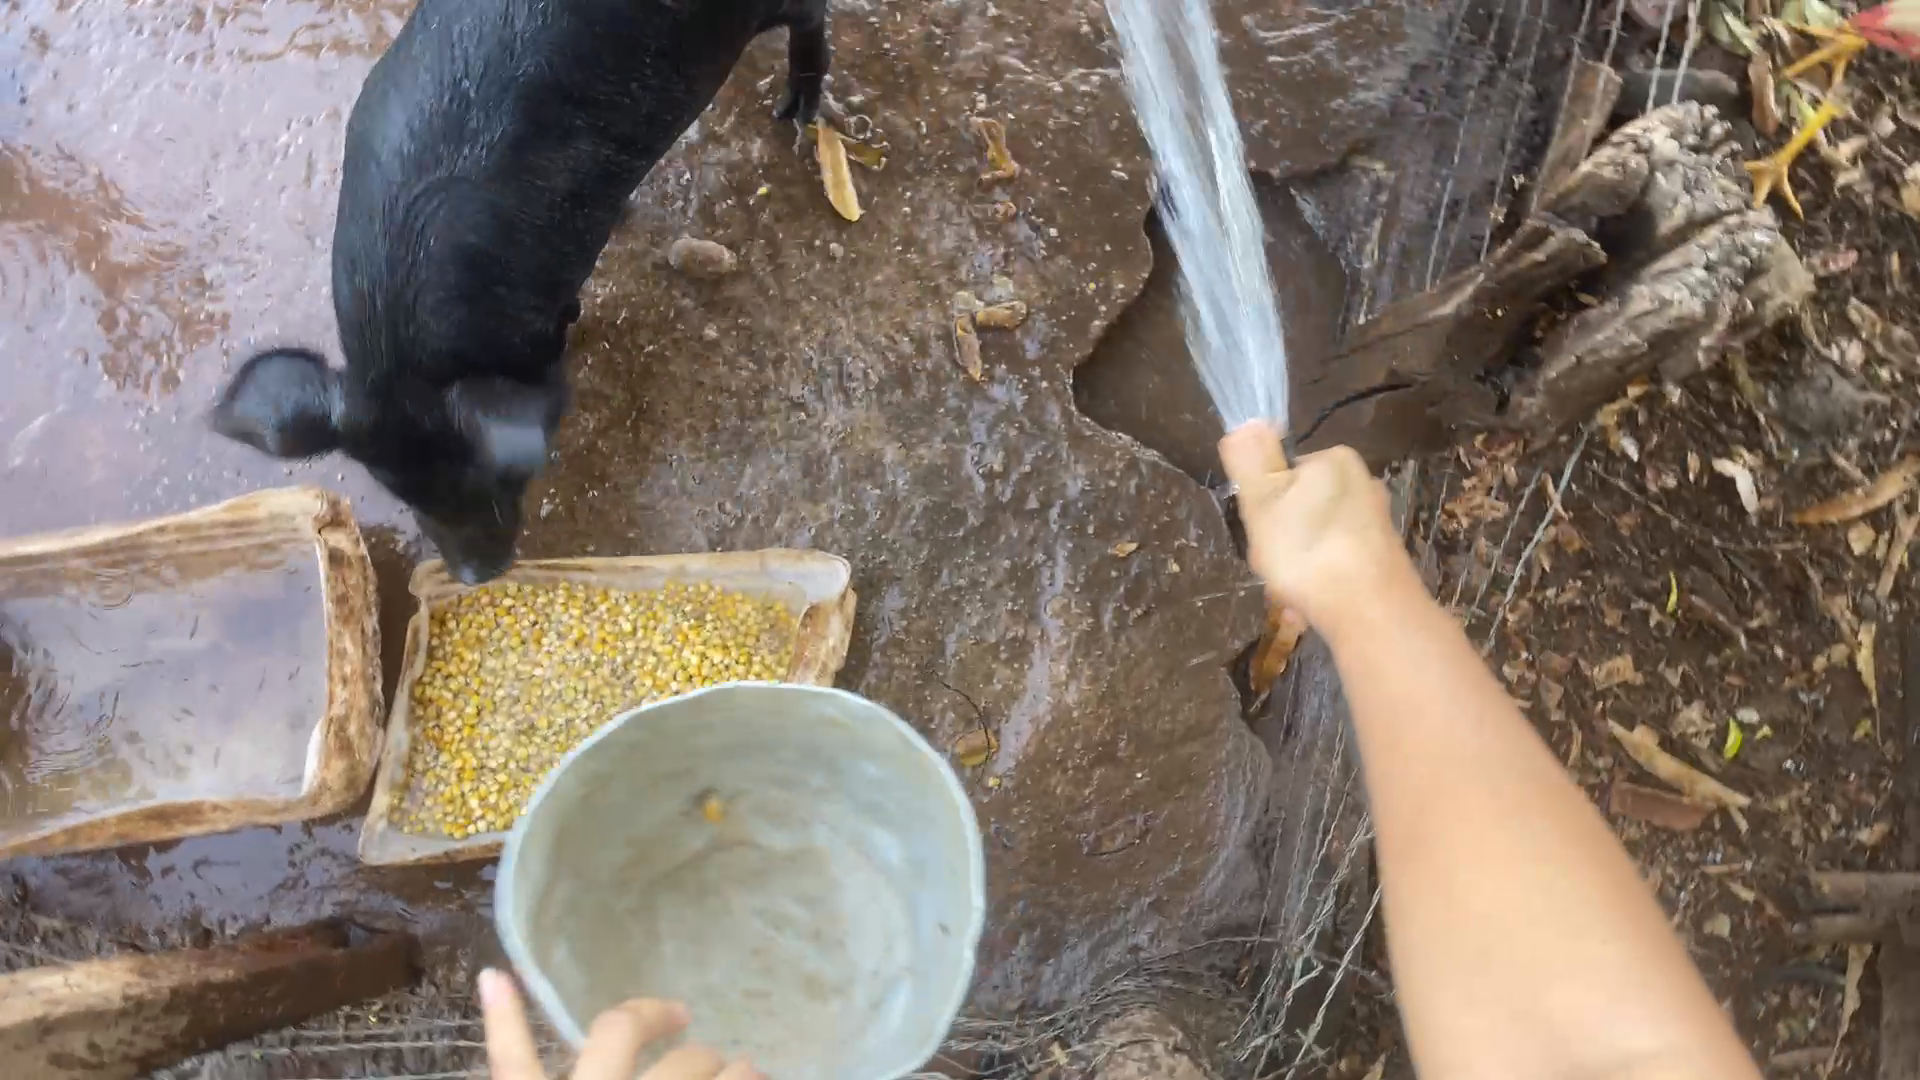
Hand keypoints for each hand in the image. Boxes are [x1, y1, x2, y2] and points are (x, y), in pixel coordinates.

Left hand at [480, 968, 761, 1079]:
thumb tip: (752, 1077)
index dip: (741, 1079)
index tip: (756, 1074)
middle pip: (678, 1066)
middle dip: (707, 1060)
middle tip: (722, 1066)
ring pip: (615, 1036)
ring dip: (651, 1017)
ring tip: (675, 1018)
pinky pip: (510, 1062)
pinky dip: (504, 1019)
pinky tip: (497, 976)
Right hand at [1218, 422, 1410, 634]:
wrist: (1370, 612)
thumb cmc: (1307, 552)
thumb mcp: (1262, 501)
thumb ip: (1249, 460)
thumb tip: (1245, 422)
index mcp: (1334, 460)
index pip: (1281, 475)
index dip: (1263, 506)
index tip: (1261, 534)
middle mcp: (1361, 482)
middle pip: (1298, 506)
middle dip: (1280, 539)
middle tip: (1273, 566)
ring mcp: (1375, 520)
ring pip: (1315, 537)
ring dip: (1297, 564)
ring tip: (1291, 593)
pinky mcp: (1382, 554)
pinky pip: (1334, 561)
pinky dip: (1319, 580)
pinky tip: (1310, 606)